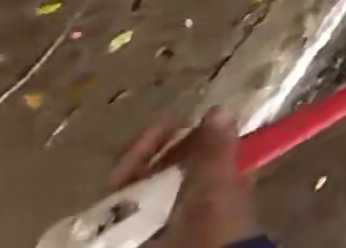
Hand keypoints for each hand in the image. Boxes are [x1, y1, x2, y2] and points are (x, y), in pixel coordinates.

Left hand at [110, 108, 261, 247]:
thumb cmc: (210, 243)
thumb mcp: (214, 195)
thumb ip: (213, 151)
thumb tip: (218, 111)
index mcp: (117, 235)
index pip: (122, 179)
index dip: (148, 143)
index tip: (177, 117)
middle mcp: (128, 244)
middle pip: (146, 189)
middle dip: (177, 154)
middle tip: (203, 127)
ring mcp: (159, 247)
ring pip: (167, 204)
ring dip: (193, 170)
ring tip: (220, 144)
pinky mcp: (189, 247)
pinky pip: (187, 216)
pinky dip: (203, 192)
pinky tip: (228, 175)